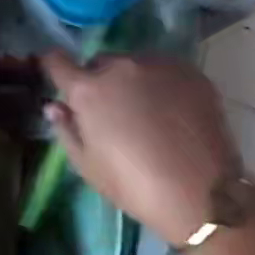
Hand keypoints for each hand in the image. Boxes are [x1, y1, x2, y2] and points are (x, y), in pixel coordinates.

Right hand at [41, 51, 242, 247]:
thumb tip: (55, 106)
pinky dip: (161, 84)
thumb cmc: (136, 186)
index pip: (57, 62)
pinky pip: (164, 70)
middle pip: (99, 63)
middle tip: (110, 112)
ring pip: (133, 64)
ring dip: (131, 81)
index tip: (54, 73)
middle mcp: (121, 66)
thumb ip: (67, 130)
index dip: (52, 65)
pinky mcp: (189, 70)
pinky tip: (172, 112)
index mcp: (89, 90)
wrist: (202, 192)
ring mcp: (158, 64)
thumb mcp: (89, 167)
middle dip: (98, 81)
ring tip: (146, 114)